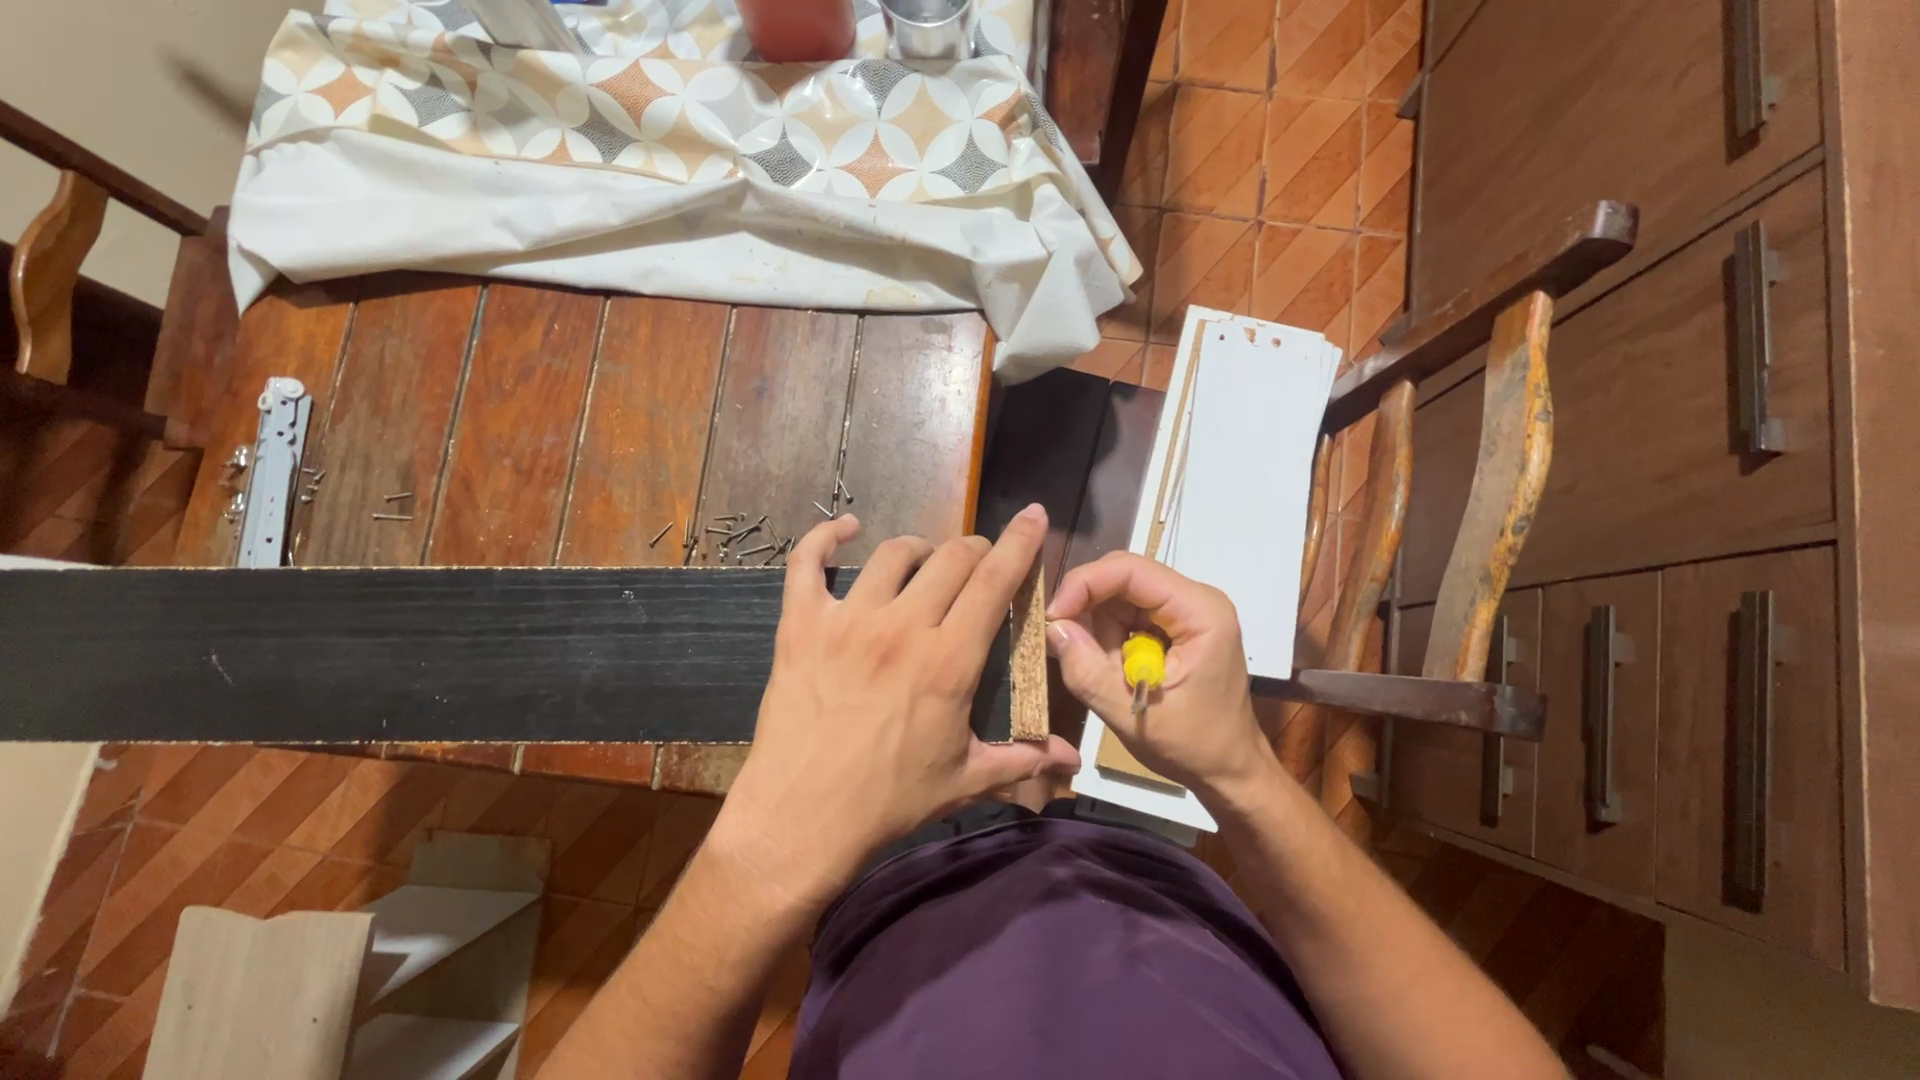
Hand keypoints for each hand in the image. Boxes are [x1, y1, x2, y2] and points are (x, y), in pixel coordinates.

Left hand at [715, 505, 1079, 905]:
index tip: (1033, 517)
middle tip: (980, 562)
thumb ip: (1023, 759)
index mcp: (949, 660)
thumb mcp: (965, 780)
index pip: (994, 582)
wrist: (802, 818)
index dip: (1020, 544)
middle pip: (950, 558)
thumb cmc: (889, 802)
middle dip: (976, 549)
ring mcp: (847, 620)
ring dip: (920, 548)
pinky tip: (847, 529)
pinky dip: (827, 536)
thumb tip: (1074, 761)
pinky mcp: (801, 625)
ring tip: (926, 560)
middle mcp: (902, 627)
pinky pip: (808, 562)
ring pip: (892, 553)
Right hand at [1046, 552, 1272, 798]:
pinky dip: (1110, 640)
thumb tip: (1052, 629)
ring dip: (1100, 631)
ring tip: (1109, 675)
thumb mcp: (1129, 714)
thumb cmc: (1192, 746)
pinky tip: (1117, 672)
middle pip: (1124, 578)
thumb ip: (1087, 671)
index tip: (1052, 617)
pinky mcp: (1176, 626)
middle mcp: (1196, 599)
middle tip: (1064, 645)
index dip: (1084, 585)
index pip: (1131, 571)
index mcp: (1200, 612)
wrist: (1229, 770)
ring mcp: (1187, 611)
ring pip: (1121, 597)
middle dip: (1088, 608)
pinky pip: (1129, 616)